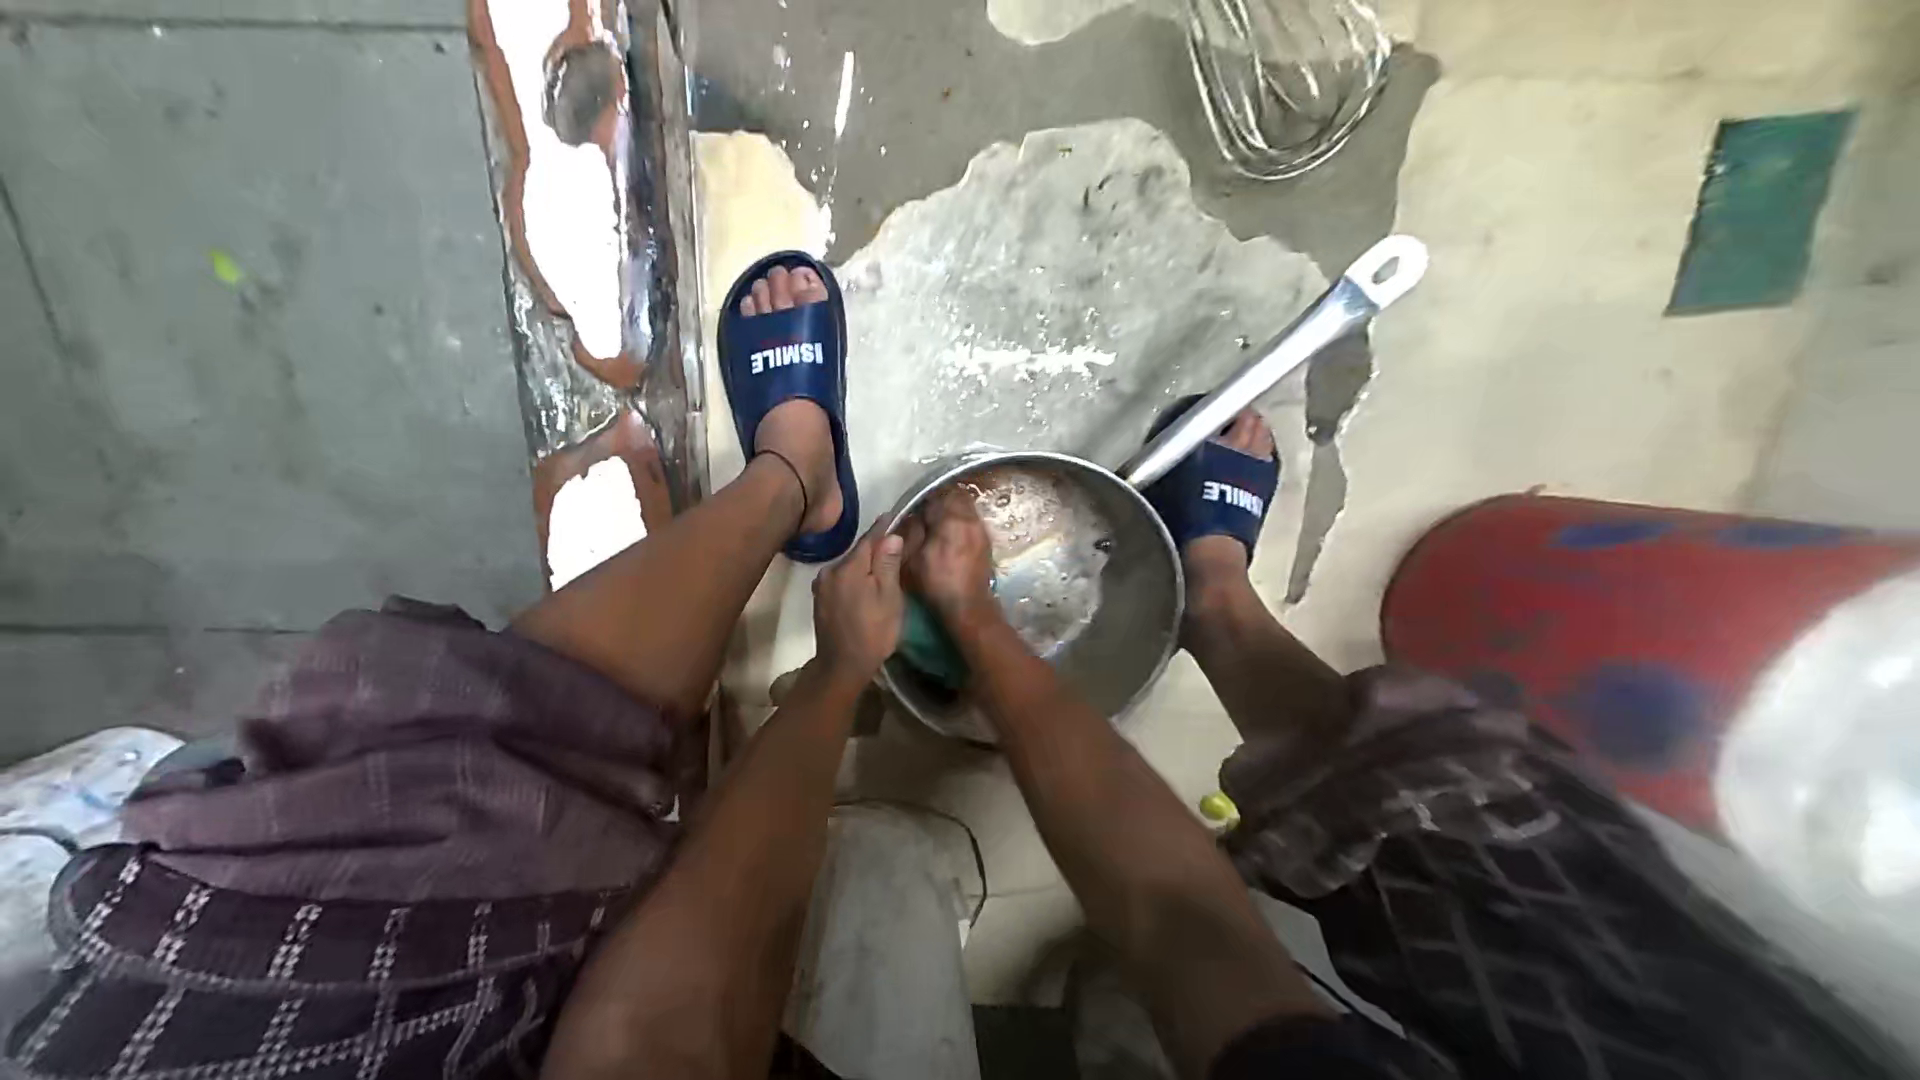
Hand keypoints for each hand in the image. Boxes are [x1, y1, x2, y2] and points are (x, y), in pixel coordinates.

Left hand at [812, 521, 906, 682]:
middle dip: (875, 547)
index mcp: (850, 567)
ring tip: (882, 566)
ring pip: (849, 566)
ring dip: (863, 564)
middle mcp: (831, 570)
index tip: (893, 516)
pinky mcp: (820, 599)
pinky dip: (854, 577)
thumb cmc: (873, 631)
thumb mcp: (889, 597)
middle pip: (858, 552)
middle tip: (894, 543)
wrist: (842, 666)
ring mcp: (822, 586)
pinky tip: (864, 585)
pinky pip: (841, 579)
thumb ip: (887, 563)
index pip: (869, 539)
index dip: (883, 528)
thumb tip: (891, 535)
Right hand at [903, 486, 995, 623]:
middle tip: (927, 515)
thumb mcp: (912, 560)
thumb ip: (911, 533)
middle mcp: (970, 519)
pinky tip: (951, 536)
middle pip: (955, 496)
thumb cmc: (937, 583)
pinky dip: (961, 521)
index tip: (915, 513)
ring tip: (938, 525)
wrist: (968, 606)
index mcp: (952, 520)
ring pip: (966, 506)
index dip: (923, 503)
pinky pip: (972, 519)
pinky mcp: (986, 540)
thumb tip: (914, 517)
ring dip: (952, 510)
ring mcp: (981, 529)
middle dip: (940, 502)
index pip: (936, 497)